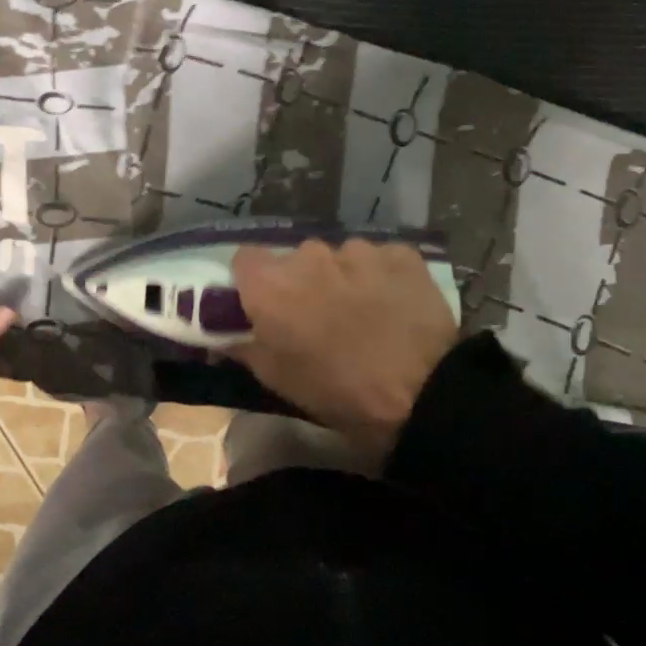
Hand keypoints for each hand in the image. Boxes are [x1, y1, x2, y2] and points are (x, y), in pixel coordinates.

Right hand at [229, 239, 459, 459]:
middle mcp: (309, 254)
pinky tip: (394, 307)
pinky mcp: (400, 254)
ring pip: (340, 258)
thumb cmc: (336, 391)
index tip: (265, 307)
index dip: (254, 283)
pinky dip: (381, 278)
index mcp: (270, 283)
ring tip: (363, 315)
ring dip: (343, 279)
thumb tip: (224, 335)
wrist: (422, 394)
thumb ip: (242, 346)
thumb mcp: (275, 379)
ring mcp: (358, 250)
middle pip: (295, 259)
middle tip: (317, 318)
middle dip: (302, 283)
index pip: (245, 260)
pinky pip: (380, 260)